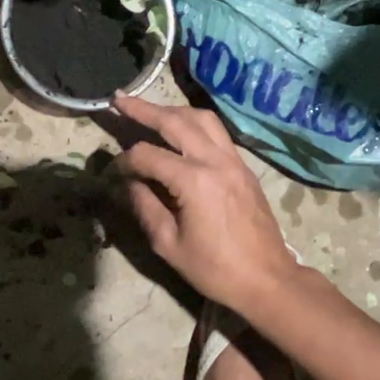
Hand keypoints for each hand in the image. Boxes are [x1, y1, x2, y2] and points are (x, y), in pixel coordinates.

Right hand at [112, 95, 303, 311]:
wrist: (267, 279)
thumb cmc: (216, 269)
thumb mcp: (169, 245)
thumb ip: (145, 207)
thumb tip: (129, 184)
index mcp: (194, 181)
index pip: (148, 156)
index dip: (124, 162)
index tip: (112, 173)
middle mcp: (215, 161)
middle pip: (176, 122)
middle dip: (145, 109)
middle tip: (121, 100)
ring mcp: (234, 160)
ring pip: (202, 119)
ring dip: (174, 111)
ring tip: (152, 110)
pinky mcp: (244, 167)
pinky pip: (217, 133)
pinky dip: (195, 124)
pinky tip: (181, 130)